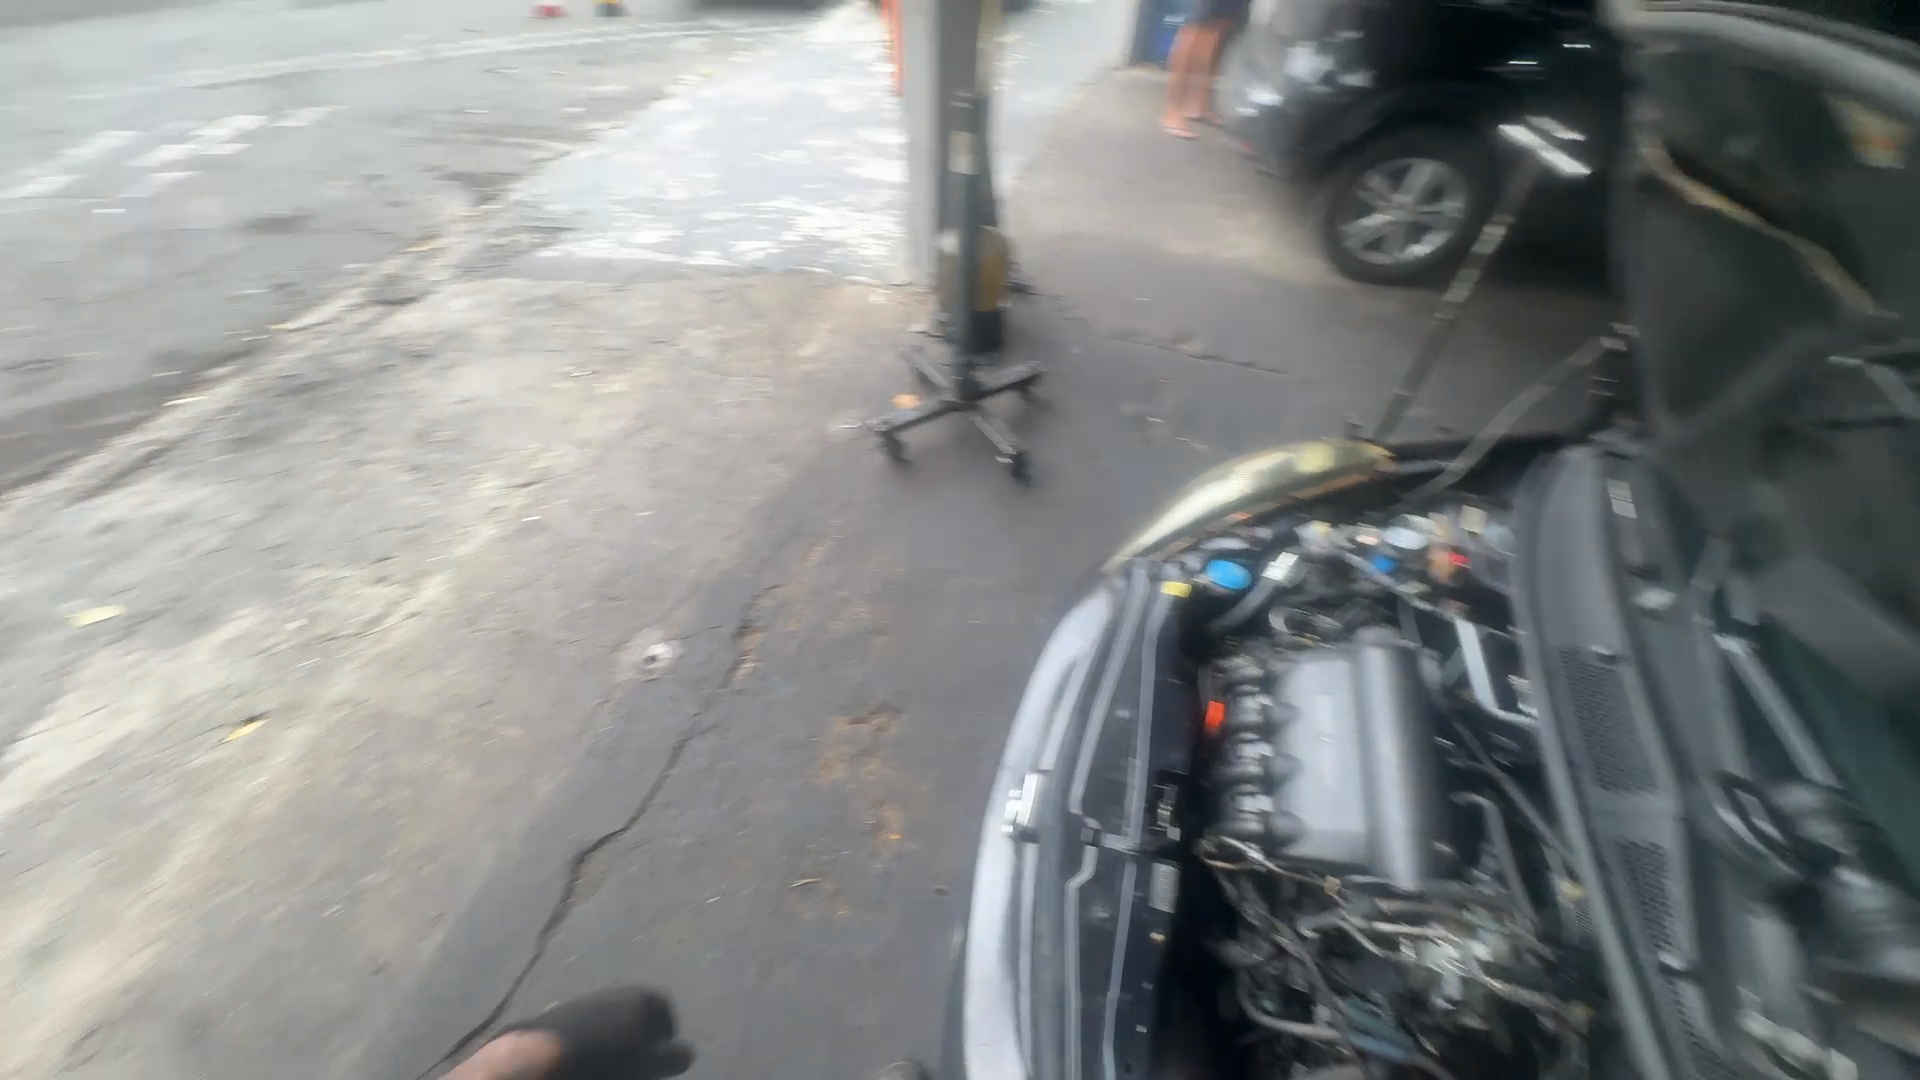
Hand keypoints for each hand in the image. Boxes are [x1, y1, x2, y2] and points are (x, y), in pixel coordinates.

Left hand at [494, 986, 694, 1079]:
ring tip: (608, 1066)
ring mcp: (587, 1001)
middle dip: (639, 1036)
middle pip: (636, 1014)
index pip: (664, 1010)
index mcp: (642, 996)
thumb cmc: (604, 1058)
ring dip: (613, 1041)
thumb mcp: (645, 1063)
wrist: (542, 1055)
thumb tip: (688, 1054)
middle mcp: (618, 992)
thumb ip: (670, 1058)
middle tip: (637, 1062)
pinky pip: (585, 1029)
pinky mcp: (560, 1016)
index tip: (662, 1057)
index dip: (666, 1034)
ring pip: (609, 1021)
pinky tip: (584, 1062)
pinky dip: (590, 1045)